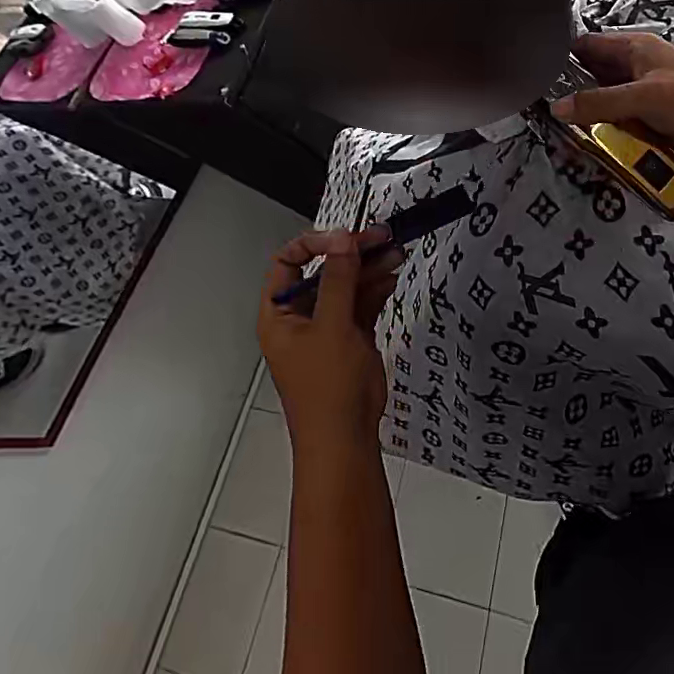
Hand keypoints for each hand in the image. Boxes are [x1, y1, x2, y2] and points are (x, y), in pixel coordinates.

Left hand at [259, 227, 403, 451]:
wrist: (346, 435)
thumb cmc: (325, 393)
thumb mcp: (331, 327)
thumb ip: (338, 280)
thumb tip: (341, 242)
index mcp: (279, 314)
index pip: (288, 263)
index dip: (315, 245)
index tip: (345, 239)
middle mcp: (301, 317)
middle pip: (324, 271)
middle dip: (352, 253)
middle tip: (379, 239)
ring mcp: (328, 326)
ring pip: (348, 285)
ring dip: (371, 269)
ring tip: (394, 253)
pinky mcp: (351, 336)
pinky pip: (363, 303)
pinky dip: (378, 288)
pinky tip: (391, 277)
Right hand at [551, 32, 673, 159]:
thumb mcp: (642, 96)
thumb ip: (598, 102)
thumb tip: (556, 107)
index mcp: (635, 48)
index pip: (588, 45)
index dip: (563, 56)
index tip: (536, 74)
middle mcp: (635, 67)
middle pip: (593, 75)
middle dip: (572, 90)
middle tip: (541, 109)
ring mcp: (643, 94)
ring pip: (605, 102)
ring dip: (588, 114)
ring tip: (557, 130)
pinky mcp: (650, 118)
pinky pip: (620, 122)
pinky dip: (606, 130)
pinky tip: (586, 143)